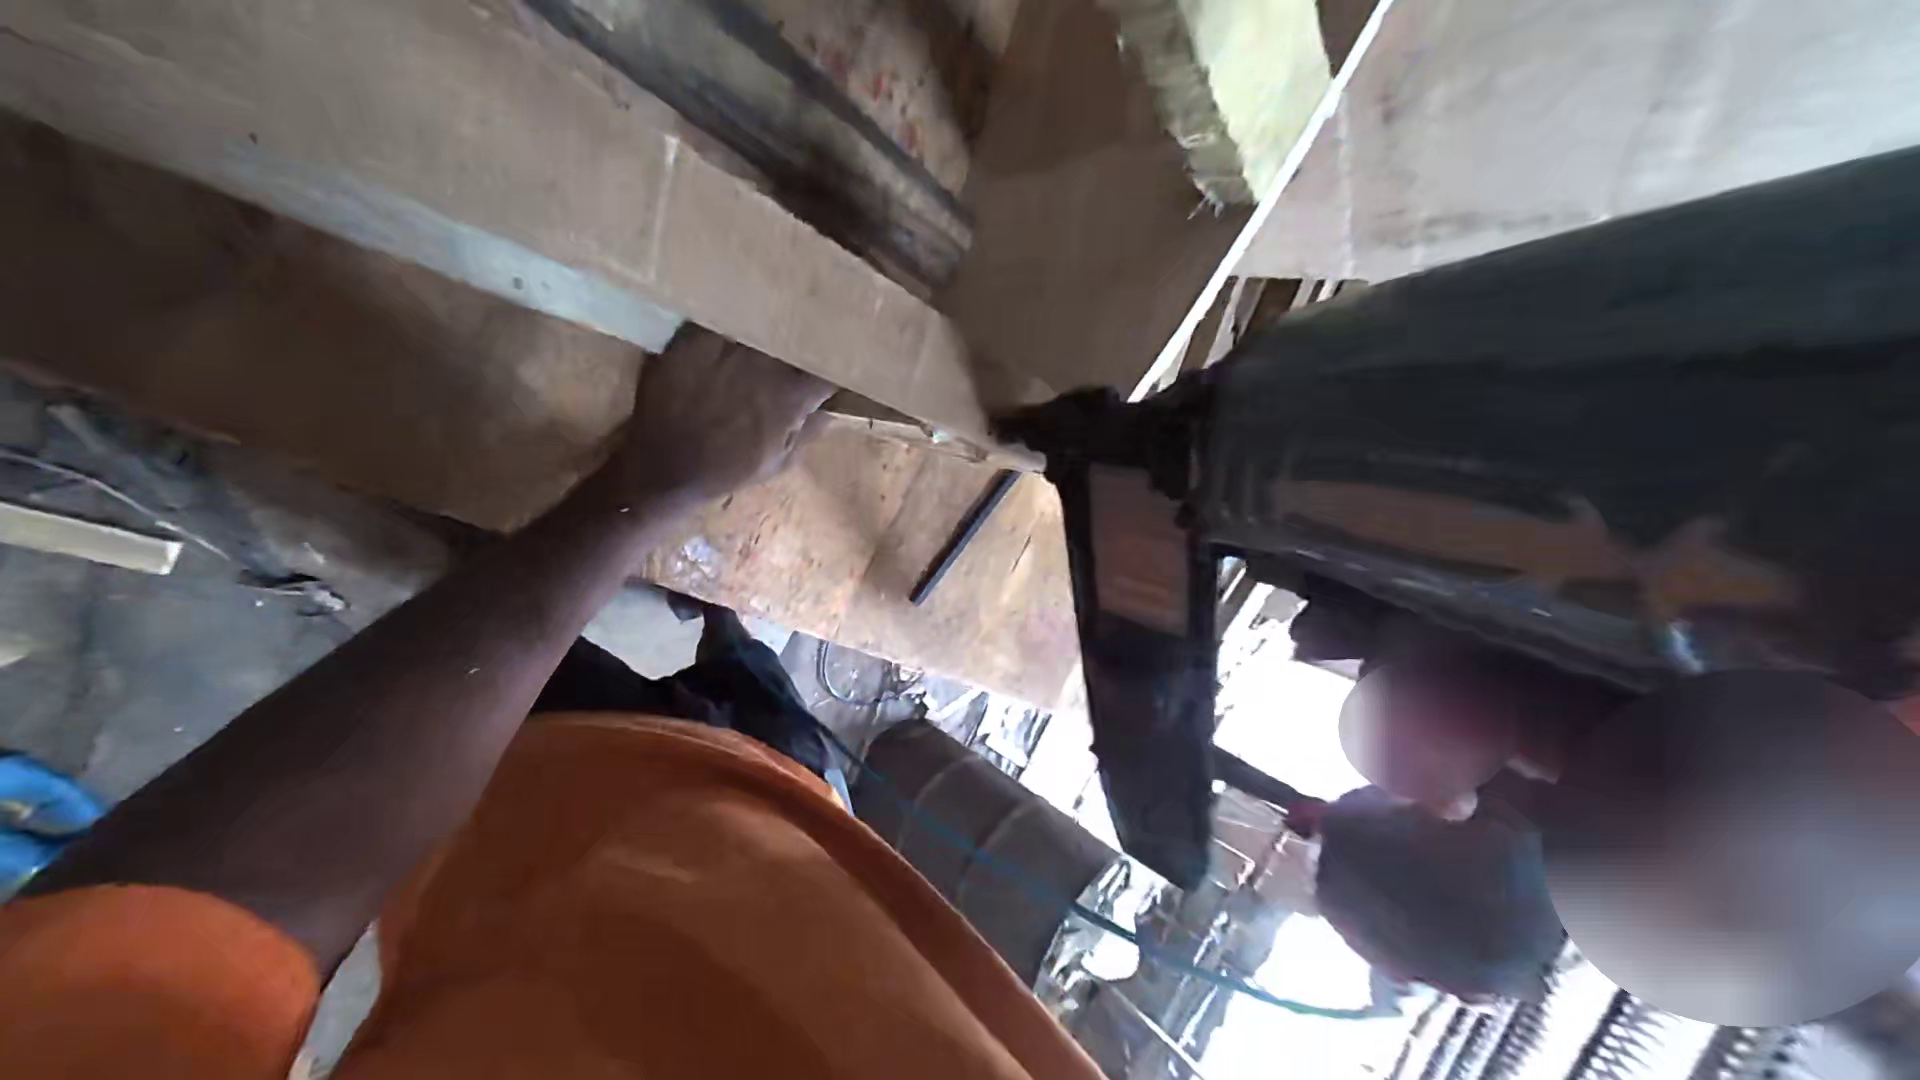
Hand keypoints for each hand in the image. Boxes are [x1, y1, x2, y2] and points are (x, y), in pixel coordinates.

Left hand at [594, 326, 831, 506]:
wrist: (665, 466)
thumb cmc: (727, 470)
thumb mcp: (780, 461)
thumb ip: (809, 432)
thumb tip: (831, 411)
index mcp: (791, 395)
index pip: (828, 369)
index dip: (834, 364)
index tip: (835, 364)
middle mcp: (764, 364)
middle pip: (794, 337)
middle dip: (801, 339)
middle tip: (801, 342)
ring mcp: (727, 347)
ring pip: (758, 323)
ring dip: (766, 328)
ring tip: (767, 326)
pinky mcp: (693, 339)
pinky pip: (720, 318)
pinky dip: (729, 323)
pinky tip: (729, 328)